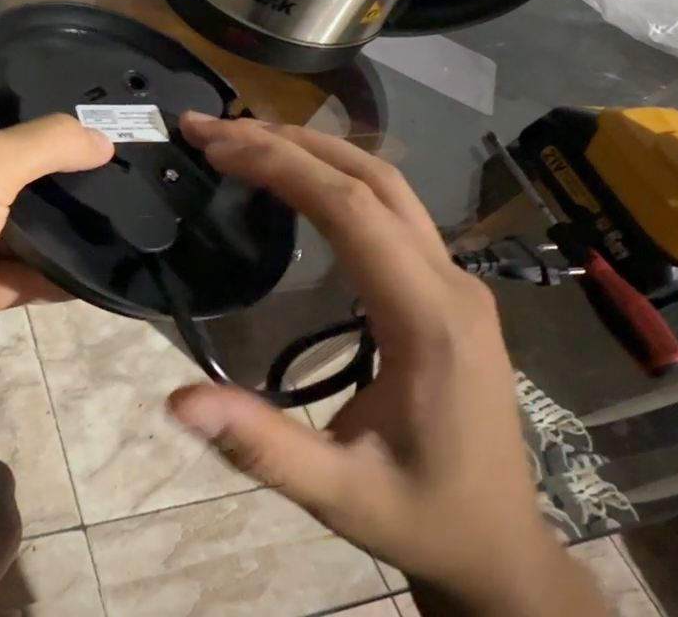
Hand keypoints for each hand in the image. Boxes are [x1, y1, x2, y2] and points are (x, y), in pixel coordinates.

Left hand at [0, 107, 112, 403]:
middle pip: (9, 172)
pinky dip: (53, 278)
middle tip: (126, 166)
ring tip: (127, 215)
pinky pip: (17, 279)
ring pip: (16, 229)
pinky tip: (100, 272)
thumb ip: (46, 144)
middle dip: (59, 172)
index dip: (37, 110)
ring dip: (61, 228)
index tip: (95, 111)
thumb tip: (102, 138)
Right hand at [165, 115, 604, 616]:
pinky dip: (331, 177)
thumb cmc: (420, 515)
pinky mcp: (445, 290)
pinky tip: (289, 180)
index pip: (351, 209)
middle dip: (285, 142)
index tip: (214, 144)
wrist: (501, 548)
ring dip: (310, 151)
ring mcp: (455, 282)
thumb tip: (176, 398)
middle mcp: (450, 284)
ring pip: (385, 185)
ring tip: (239, 139)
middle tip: (209, 129)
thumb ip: (261, 445)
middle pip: (370, 178)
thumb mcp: (337, 494)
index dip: (279, 166)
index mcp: (428, 319)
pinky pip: (389, 210)